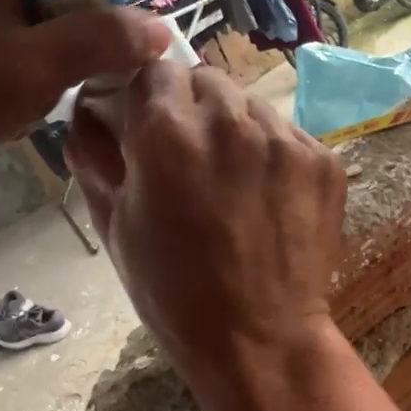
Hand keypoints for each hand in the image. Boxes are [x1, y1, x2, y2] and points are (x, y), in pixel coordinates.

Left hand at [0, 0, 169, 187]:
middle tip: (32, 101)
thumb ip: (101, 42)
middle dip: (57, 63)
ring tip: (4, 110)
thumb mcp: (32, 73)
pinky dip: (5, 81)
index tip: (79, 78)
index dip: (96, 35)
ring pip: (31, 36)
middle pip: (58, 11)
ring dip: (33, 78)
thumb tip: (163, 26)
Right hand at [61, 62, 348, 410]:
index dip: (147, 96)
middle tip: (190, 154)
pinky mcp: (324, 159)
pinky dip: (274, 154)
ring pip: (251, 105)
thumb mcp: (115, 227)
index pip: (154, 70)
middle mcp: (231, 120)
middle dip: (192, 106)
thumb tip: (86, 114)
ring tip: (233, 180)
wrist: (261, 339)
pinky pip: (289, 135)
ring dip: (236, 127)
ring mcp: (285, 138)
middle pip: (206, 80)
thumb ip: (94, 158)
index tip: (147, 124)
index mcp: (167, 132)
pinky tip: (268, 197)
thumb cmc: (174, 292)